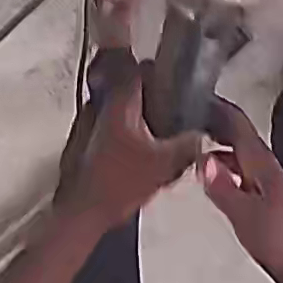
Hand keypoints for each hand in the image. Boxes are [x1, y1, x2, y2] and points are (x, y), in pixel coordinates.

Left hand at [63, 69, 203, 229]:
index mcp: (121, 103)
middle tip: (164, 105)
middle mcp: (101, 105)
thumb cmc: (116, 185)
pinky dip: (118, 128)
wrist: (80, 213)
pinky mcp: (80, 141)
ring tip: (150, 128)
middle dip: (146, 93)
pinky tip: (131, 148)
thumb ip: (187, 146)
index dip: (155, 70)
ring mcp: (87, 122)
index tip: (168, 78)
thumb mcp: (163, 165)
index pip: (138, 68)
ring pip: (114, 104)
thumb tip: (201, 137)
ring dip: (131, 111)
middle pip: (126, 84)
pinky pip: (104, 123)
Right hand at [199, 98, 282, 282]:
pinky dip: (221, 158)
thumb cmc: (277, 241)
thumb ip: (222, 187)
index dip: (217, 107)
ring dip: (216, 138)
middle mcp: (263, 163)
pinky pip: (238, 164)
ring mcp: (263, 176)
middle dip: (214, 118)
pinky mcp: (261, 191)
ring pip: (236, 147)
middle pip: (236, 130)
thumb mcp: (243, 215)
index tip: (196, 96)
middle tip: (188, 112)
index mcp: (260, 161)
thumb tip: (203, 159)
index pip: (237, 122)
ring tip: (193, 136)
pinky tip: (210, 170)